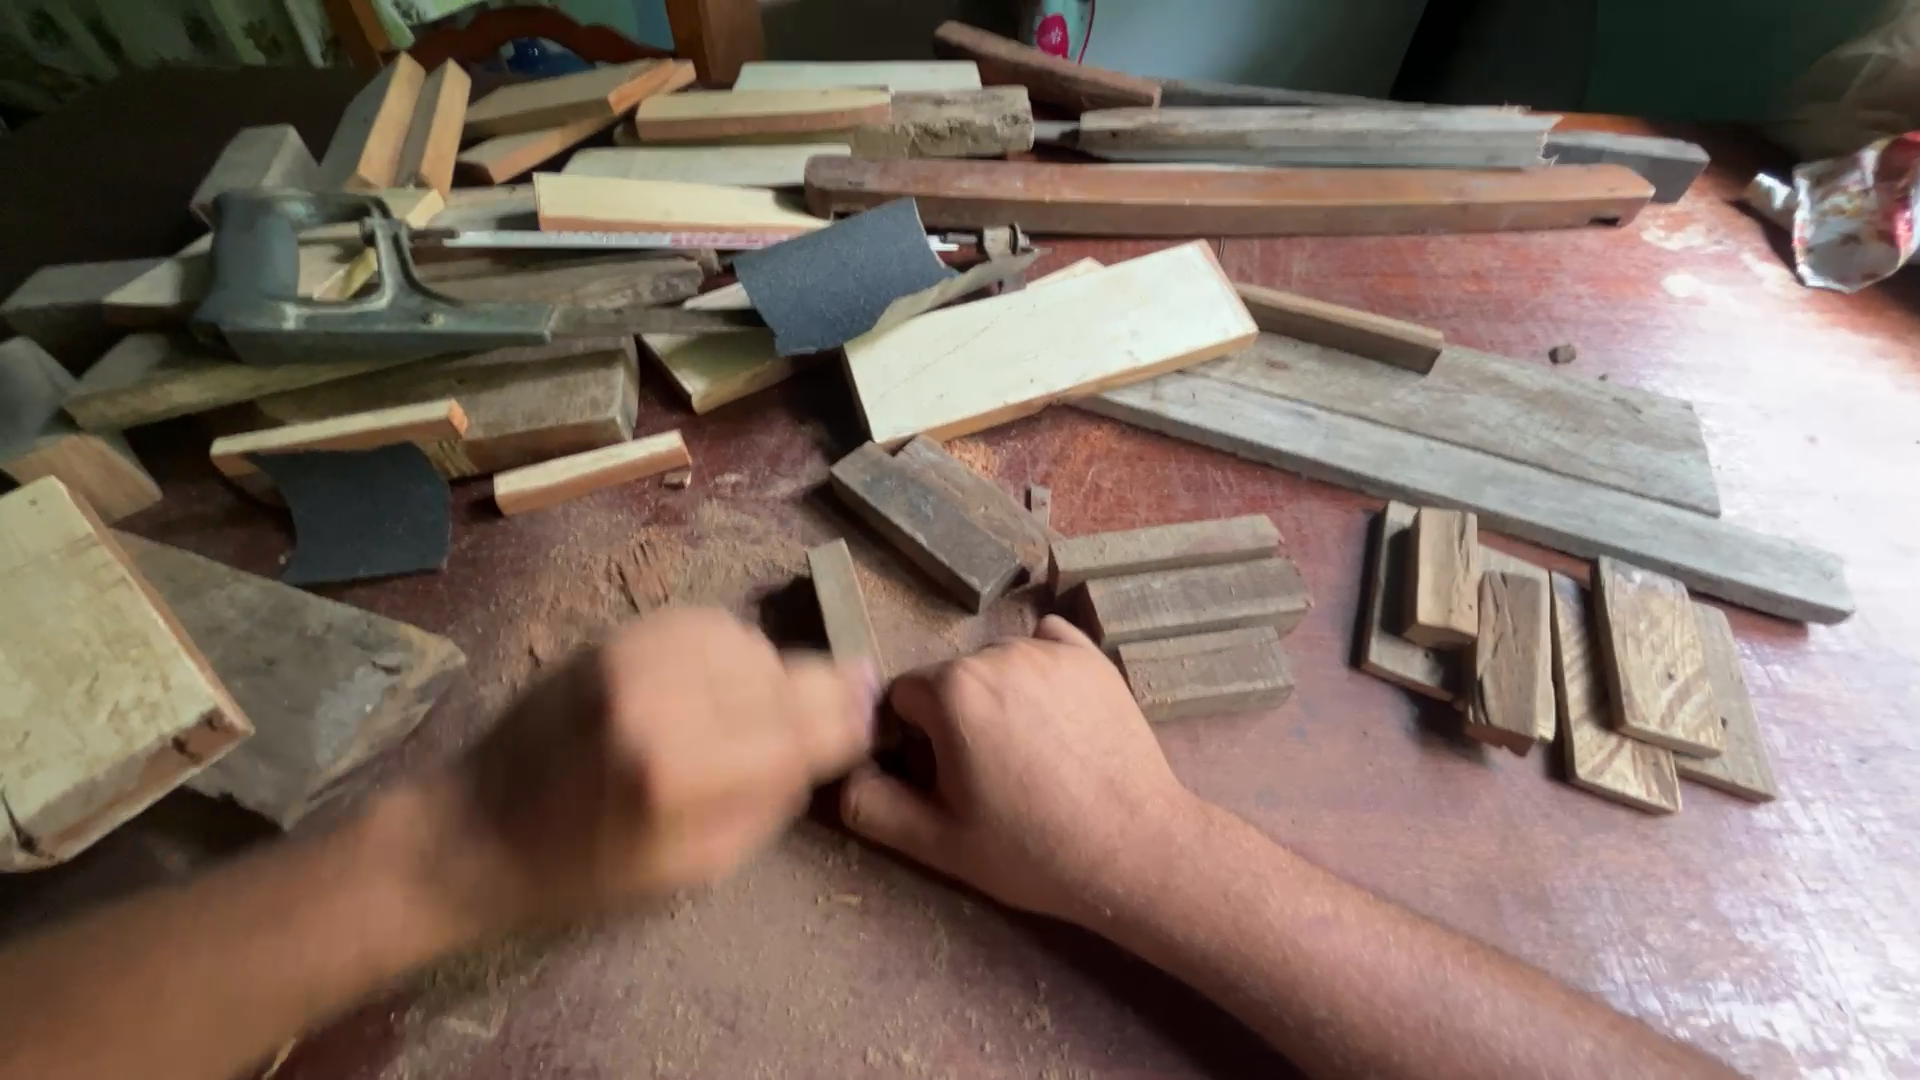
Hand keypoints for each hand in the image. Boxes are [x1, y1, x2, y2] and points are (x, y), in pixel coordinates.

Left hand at [412, 608, 877, 935]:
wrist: (476, 824)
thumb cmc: (585, 866)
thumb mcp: (693, 868)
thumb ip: (770, 802)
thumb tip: (826, 742)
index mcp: (679, 771)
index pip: (801, 731)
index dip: (846, 719)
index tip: (874, 710)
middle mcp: (664, 695)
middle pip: (786, 677)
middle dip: (824, 689)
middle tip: (852, 690)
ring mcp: (639, 651)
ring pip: (755, 645)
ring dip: (774, 673)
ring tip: (766, 703)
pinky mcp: (624, 630)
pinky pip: (716, 625)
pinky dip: (737, 650)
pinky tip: (728, 676)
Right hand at [839, 615, 1196, 923]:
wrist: (1135, 849)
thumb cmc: (1032, 848)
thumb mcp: (937, 842)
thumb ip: (872, 805)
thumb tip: (845, 774)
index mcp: (952, 690)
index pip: (903, 696)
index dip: (916, 739)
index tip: (947, 776)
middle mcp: (997, 653)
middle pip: (950, 679)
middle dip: (956, 717)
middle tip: (993, 773)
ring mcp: (1049, 650)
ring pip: (996, 663)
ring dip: (1000, 696)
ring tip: (1033, 751)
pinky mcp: (1091, 655)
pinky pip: (1045, 643)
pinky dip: (1041, 667)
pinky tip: (1057, 712)